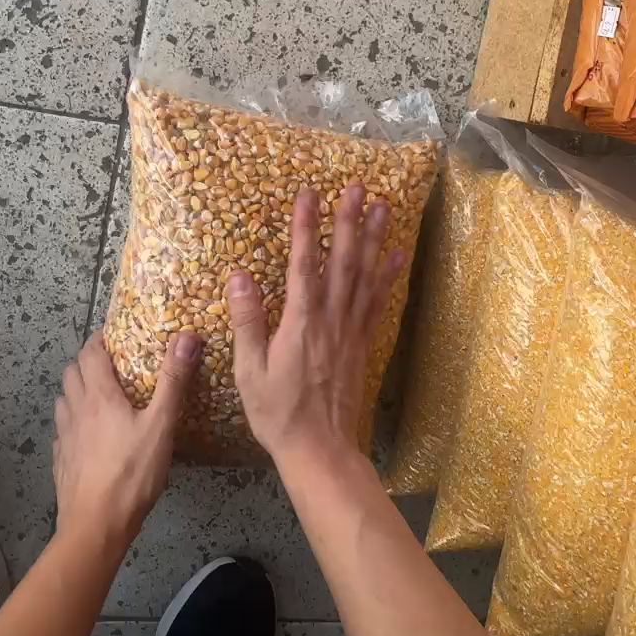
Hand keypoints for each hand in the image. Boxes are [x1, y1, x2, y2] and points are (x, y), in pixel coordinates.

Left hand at [52, 331, 198, 547]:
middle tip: (110, 363)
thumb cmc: (131, 473)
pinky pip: (61, 429)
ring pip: (63, 399)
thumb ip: (172, 381)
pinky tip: (87, 434)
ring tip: (98, 395)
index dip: (99, 340)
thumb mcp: (161, 425)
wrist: (95, 526)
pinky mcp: (60, 460)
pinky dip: (72, 421)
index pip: (90, 354)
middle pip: (71, 372)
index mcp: (99, 396)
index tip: (113, 334)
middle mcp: (76, 410)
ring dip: (76, 389)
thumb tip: (186, 337)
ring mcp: (64, 437)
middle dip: (87, 361)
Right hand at [226, 185, 407, 471]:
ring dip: (373, 238)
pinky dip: (388, 275)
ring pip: (364, 275)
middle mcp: (330, 318)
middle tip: (357, 186)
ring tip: (383, 205)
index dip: (306, 227)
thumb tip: (239, 276)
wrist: (320, 449)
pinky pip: (378, 302)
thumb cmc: (278, 413)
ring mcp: (351, 329)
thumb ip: (246, 322)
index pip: (303, 264)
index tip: (309, 194)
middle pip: (342, 261)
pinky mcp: (363, 342)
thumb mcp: (249, 371)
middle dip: (349, 220)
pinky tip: (396, 254)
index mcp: (300, 322)